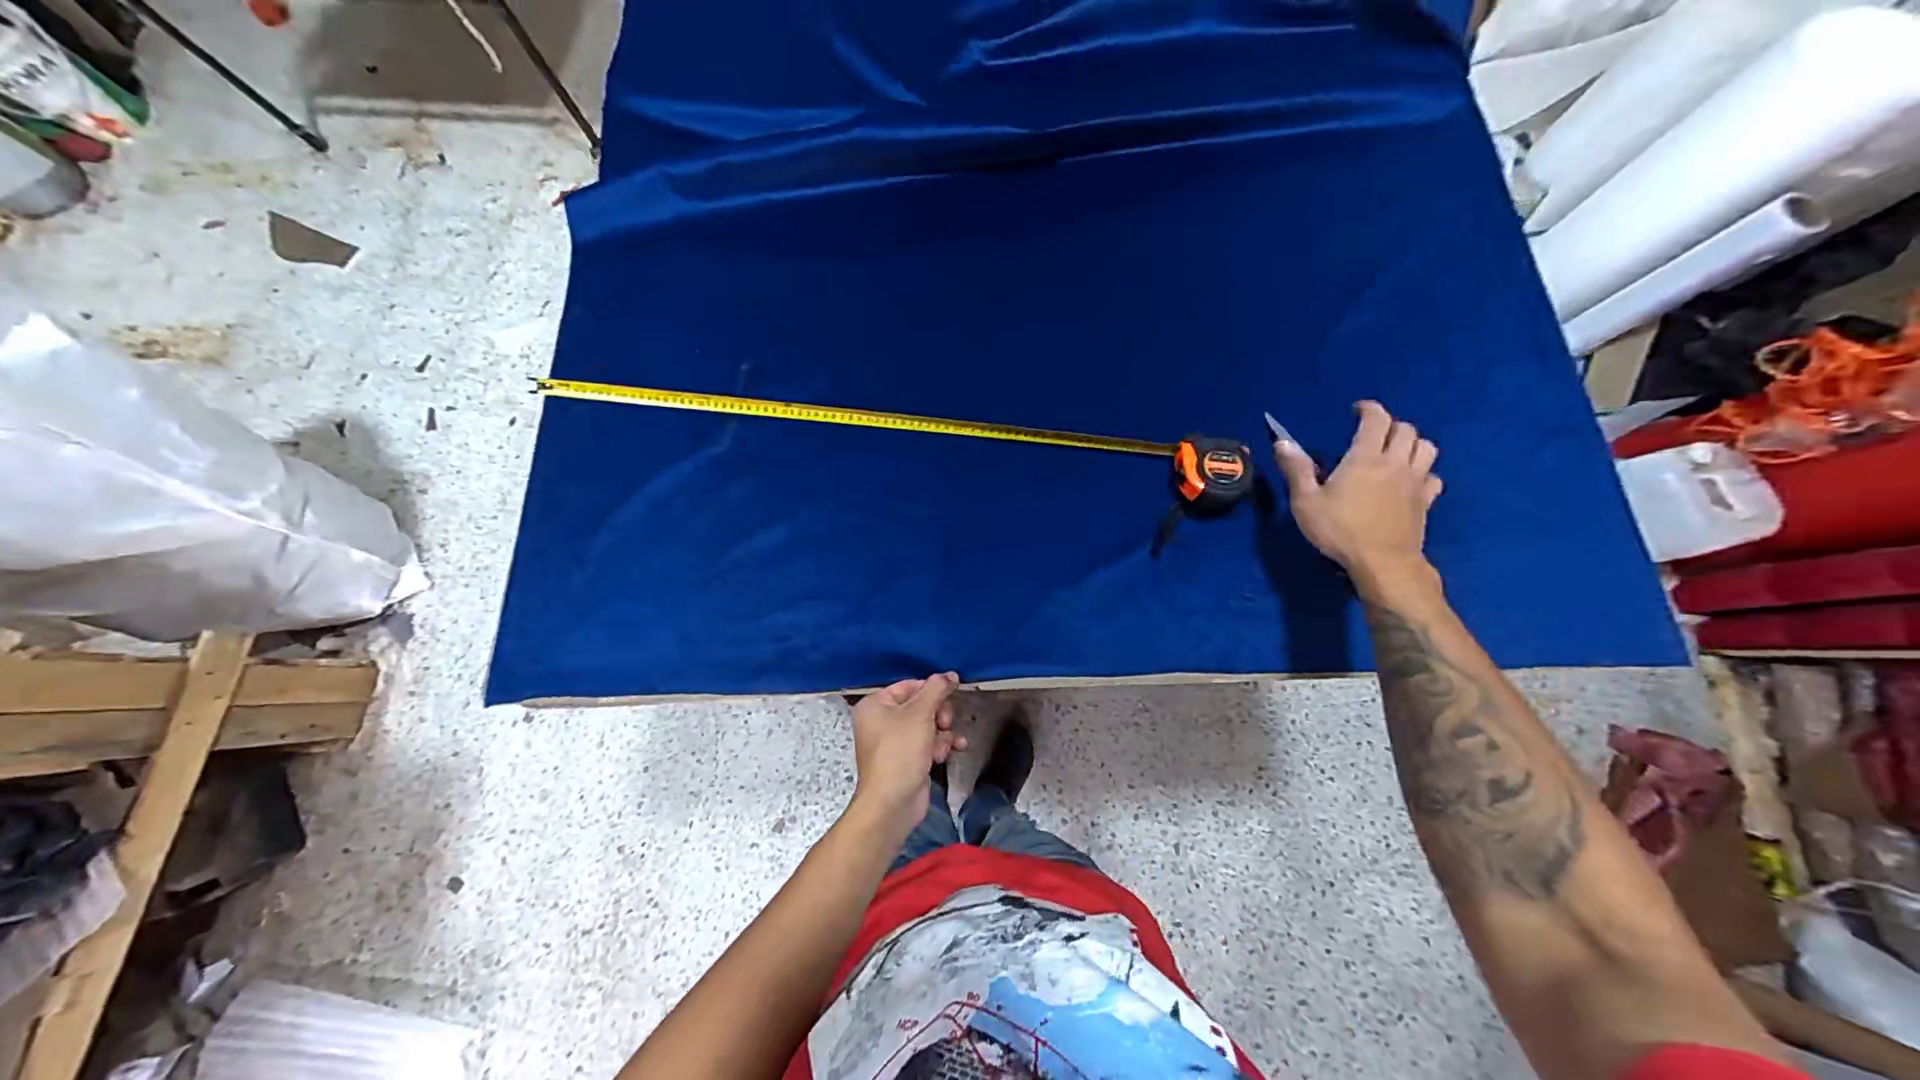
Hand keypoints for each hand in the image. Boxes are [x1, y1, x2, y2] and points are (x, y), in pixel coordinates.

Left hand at [848, 673, 965, 843]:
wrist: (892, 802)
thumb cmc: (900, 751)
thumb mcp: (920, 713)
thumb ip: (937, 689)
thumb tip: (950, 675)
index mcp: (876, 704)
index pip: (910, 685)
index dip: (932, 690)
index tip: (951, 694)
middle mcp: (882, 721)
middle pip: (921, 705)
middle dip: (938, 715)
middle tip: (943, 724)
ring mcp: (895, 742)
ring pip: (929, 725)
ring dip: (942, 733)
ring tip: (944, 745)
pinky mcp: (907, 759)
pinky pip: (928, 743)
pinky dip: (941, 745)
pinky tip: (955, 749)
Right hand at [1273, 400, 1443, 598]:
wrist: (1383, 562)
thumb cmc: (1340, 530)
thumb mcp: (1306, 502)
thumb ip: (1296, 470)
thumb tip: (1283, 442)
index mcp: (1365, 458)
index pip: (1376, 419)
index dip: (1368, 409)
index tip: (1357, 410)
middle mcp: (1396, 463)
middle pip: (1406, 429)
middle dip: (1389, 426)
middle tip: (1372, 434)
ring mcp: (1416, 481)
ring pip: (1426, 448)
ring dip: (1412, 443)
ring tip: (1395, 452)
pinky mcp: (1426, 501)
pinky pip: (1433, 476)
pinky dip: (1424, 472)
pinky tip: (1410, 481)